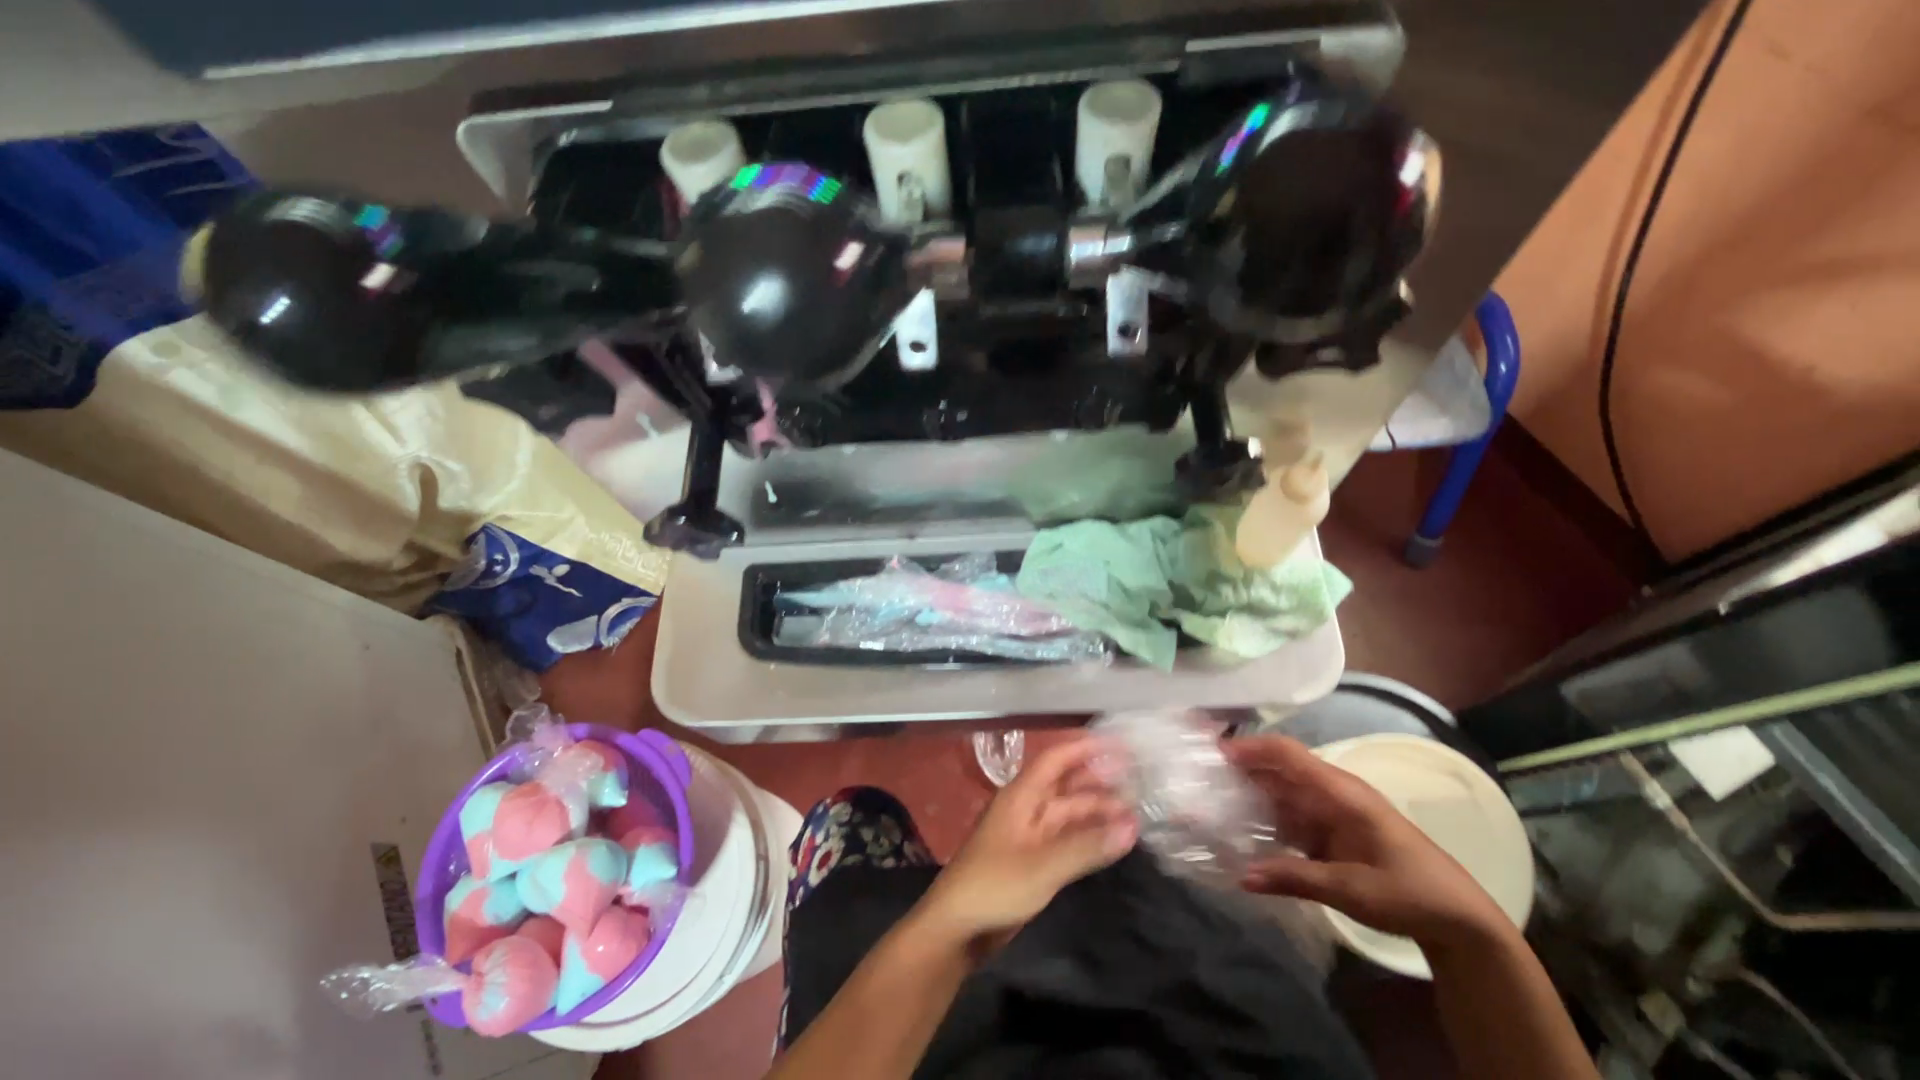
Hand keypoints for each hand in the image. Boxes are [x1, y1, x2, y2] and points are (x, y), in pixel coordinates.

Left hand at [919, 735, 1137, 943]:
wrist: (957, 928)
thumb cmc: (994, 886)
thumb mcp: (1044, 865)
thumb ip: (1088, 846)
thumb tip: (1133, 825)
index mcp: (1022, 797)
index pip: (1057, 759)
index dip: (1086, 747)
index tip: (1122, 744)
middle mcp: (1028, 809)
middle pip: (1068, 786)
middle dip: (1101, 781)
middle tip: (1142, 780)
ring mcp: (1032, 836)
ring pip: (1071, 814)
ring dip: (1100, 812)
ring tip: (1138, 812)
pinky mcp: (1036, 862)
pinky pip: (1069, 839)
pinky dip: (1092, 836)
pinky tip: (1116, 840)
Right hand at [1224, 736, 1509, 950]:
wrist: (1457, 919)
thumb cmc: (1410, 892)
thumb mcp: (1352, 889)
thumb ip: (1295, 878)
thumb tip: (1241, 875)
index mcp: (1342, 793)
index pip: (1289, 755)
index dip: (1250, 748)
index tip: (1210, 754)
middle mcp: (1333, 795)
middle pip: (1278, 771)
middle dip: (1238, 770)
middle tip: (1196, 779)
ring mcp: (1331, 814)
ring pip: (1280, 794)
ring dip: (1247, 796)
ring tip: (1207, 803)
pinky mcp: (1330, 834)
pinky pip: (1289, 818)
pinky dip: (1262, 821)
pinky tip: (1237, 833)